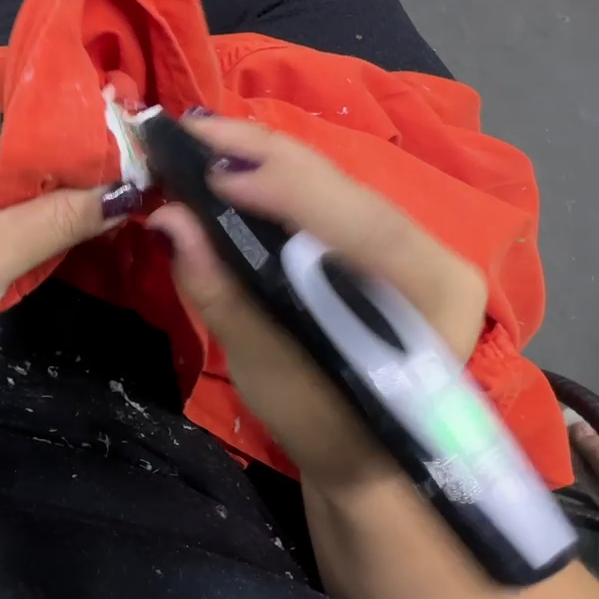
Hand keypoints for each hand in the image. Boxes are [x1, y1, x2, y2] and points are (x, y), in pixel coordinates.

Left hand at [0, 114, 119, 390]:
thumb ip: (59, 220)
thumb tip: (127, 191)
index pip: (19, 126)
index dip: (72, 145)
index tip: (126, 166)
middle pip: (17, 150)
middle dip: (64, 178)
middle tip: (123, 195)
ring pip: (10, 179)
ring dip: (47, 202)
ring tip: (100, 215)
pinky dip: (23, 219)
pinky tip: (59, 232)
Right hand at [144, 118, 489, 488]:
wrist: (376, 466)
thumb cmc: (329, 431)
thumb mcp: (268, 370)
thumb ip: (222, 293)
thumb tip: (167, 221)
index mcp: (425, 287)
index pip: (350, 216)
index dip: (277, 184)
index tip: (205, 170)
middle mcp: (431, 250)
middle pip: (337, 184)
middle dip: (256, 152)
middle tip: (182, 132)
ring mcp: (411, 244)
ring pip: (329, 183)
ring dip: (259, 159)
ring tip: (196, 144)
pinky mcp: (383, 247)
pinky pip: (323, 198)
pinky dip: (271, 179)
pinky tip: (230, 170)